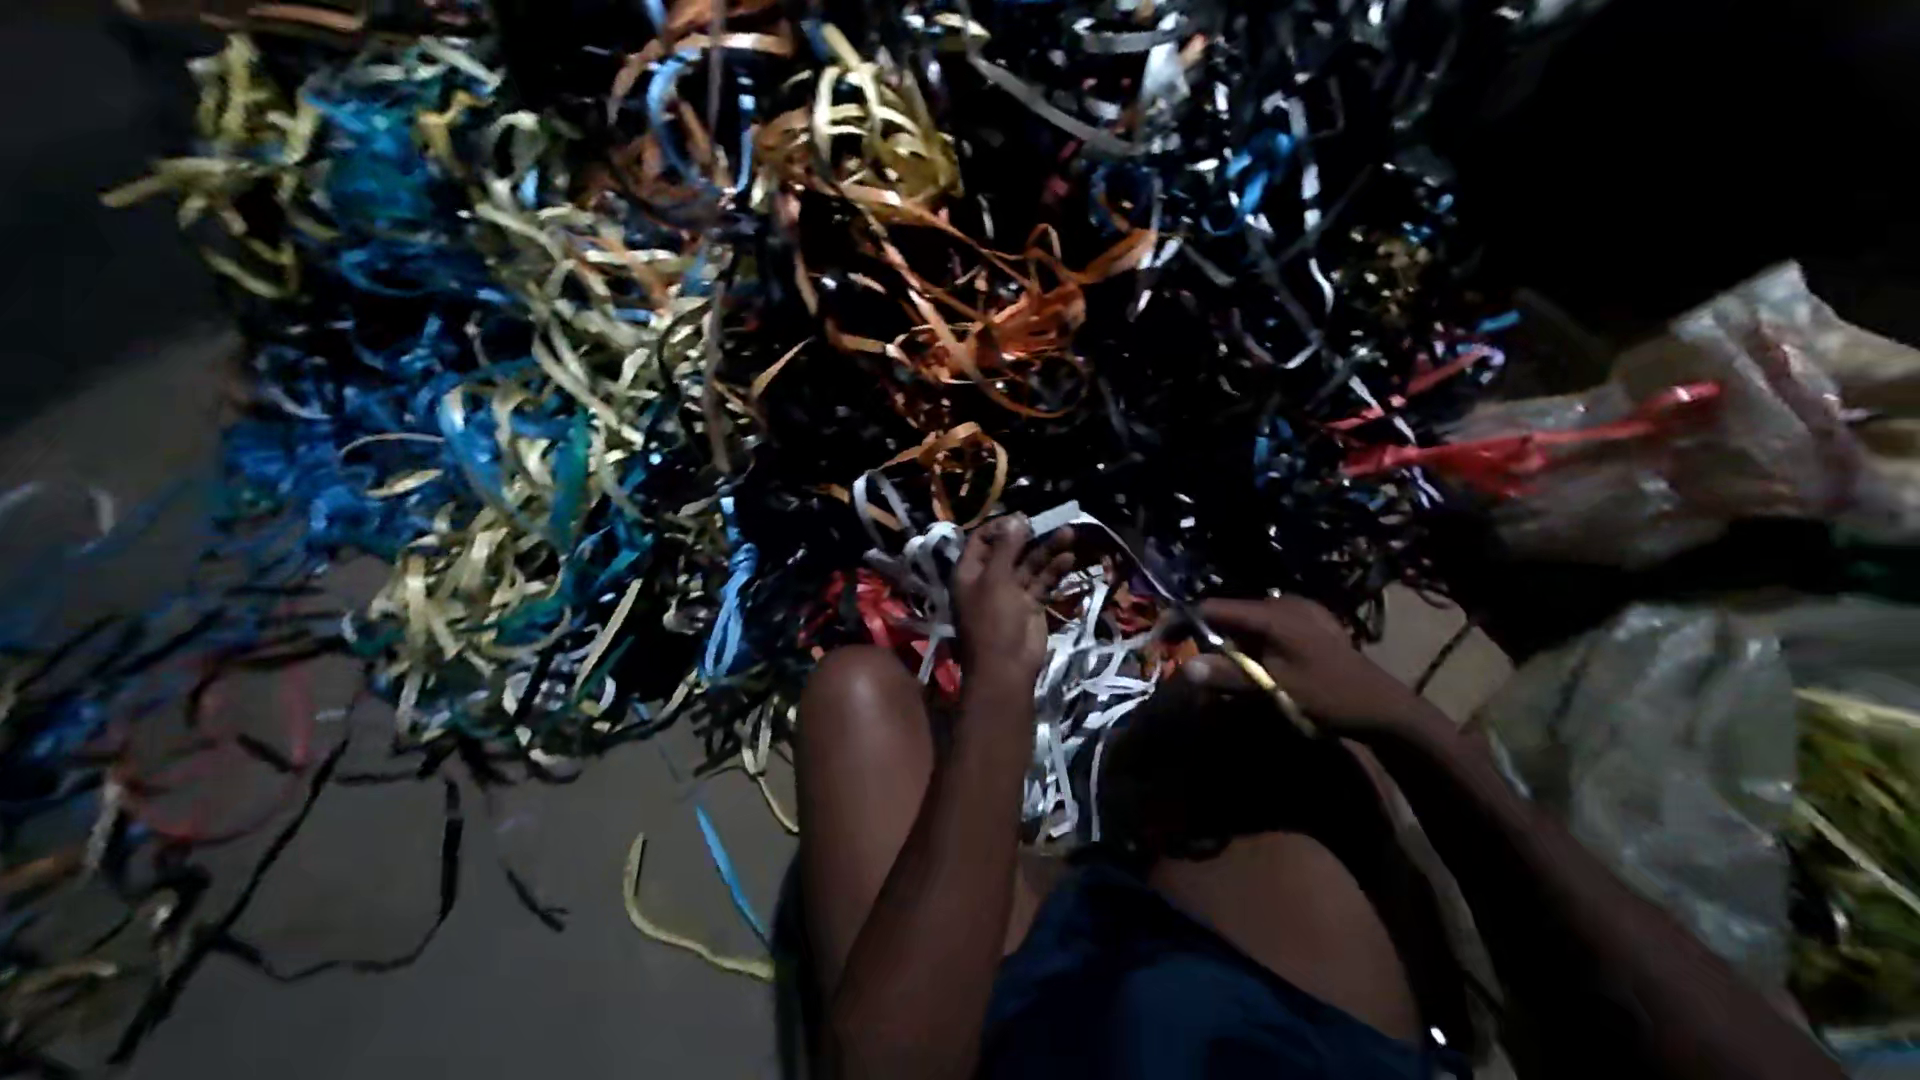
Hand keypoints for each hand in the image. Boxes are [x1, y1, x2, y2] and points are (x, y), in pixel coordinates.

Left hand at [952, 517, 1074, 698]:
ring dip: (1048, 549)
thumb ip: (1006, 548)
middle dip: (1029, 535)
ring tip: (1070, 533)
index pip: (981, 539)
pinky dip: (1054, 570)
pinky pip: (1042, 582)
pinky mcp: (1030, 605)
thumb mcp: (995, 580)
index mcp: (970, 572)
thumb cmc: (992, 620)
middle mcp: (989, 579)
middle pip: (1009, 550)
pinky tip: (1069, 557)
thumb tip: (1017, 519)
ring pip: (1030, 564)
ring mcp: (1011, 593)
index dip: (1000, 527)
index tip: (1022, 518)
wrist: (1006, 667)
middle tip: (1051, 520)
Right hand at [1183, 597, 1448, 738]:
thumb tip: (1184, 667)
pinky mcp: (1310, 622)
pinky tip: (1252, 663)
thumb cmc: (1329, 697)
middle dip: (1204, 636)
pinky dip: (1249, 642)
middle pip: (1228, 614)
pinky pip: (1266, 627)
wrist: (1386, 708)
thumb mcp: (1274, 688)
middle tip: (1190, 663)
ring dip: (1227, 643)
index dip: (1182, 621)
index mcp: (1272, 614)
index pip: (1212, 608)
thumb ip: (1228, 675)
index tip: (1160, 639)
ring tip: (1219, 669)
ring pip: (1246, 622)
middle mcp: (1284, 603)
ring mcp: (1300, 611)